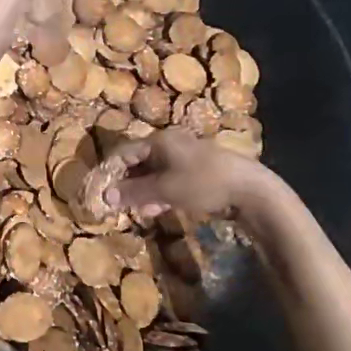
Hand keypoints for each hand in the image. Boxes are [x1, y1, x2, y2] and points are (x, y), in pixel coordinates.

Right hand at [102, 128, 295, 224]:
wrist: (249, 189)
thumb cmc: (202, 183)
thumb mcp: (163, 190)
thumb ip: (133, 192)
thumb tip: (105, 196)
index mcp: (159, 140)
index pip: (124, 152)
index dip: (110, 171)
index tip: (101, 190)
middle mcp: (170, 143)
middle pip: (138, 162)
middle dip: (127, 183)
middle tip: (117, 203)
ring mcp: (185, 157)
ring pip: (154, 172)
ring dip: (143, 191)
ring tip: (137, 210)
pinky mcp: (197, 171)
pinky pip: (169, 179)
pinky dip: (159, 192)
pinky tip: (157, 209)